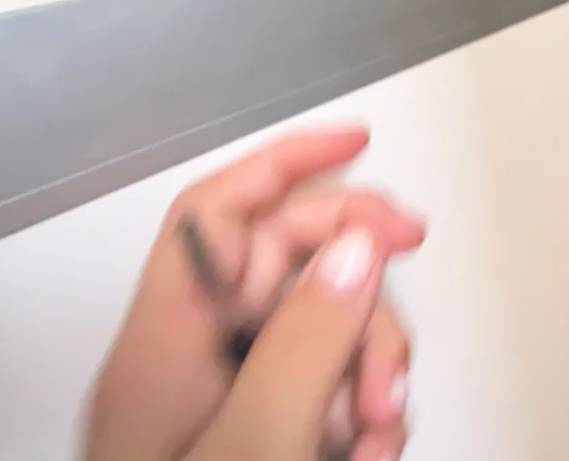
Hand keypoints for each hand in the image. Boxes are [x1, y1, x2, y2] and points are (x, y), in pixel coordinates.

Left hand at [85, 127, 424, 460]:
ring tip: (378, 430)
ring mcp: (240, 390)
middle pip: (296, 258)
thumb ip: (306, 342)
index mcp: (166, 349)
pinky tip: (372, 446)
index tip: (360, 139)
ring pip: (335, 317)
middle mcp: (200, 356)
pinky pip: (341, 370)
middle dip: (365, 282)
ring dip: (377, 361)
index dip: (286, 162)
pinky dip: (371, 398)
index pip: (220, 214)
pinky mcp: (274, 420)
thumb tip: (358, 246)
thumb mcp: (256, 452)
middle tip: (402, 318)